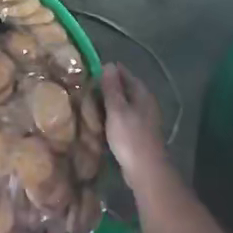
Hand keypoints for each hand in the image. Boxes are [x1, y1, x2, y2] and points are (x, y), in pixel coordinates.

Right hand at [101, 63, 170, 185]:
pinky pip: (122, 114)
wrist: (144, 166)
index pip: (127, 75)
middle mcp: (145, 104)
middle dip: (109, 85)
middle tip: (87, 83)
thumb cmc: (130, 136)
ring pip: (124, 102)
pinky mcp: (137, 130)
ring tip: (89, 99)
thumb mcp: (117, 110)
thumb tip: (109, 65)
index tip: (92, 68)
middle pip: (126, 89)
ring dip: (109, 99)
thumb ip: (112, 89)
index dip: (111, 71)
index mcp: (142, 95)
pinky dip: (111, 112)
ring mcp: (143, 118)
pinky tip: (99, 116)